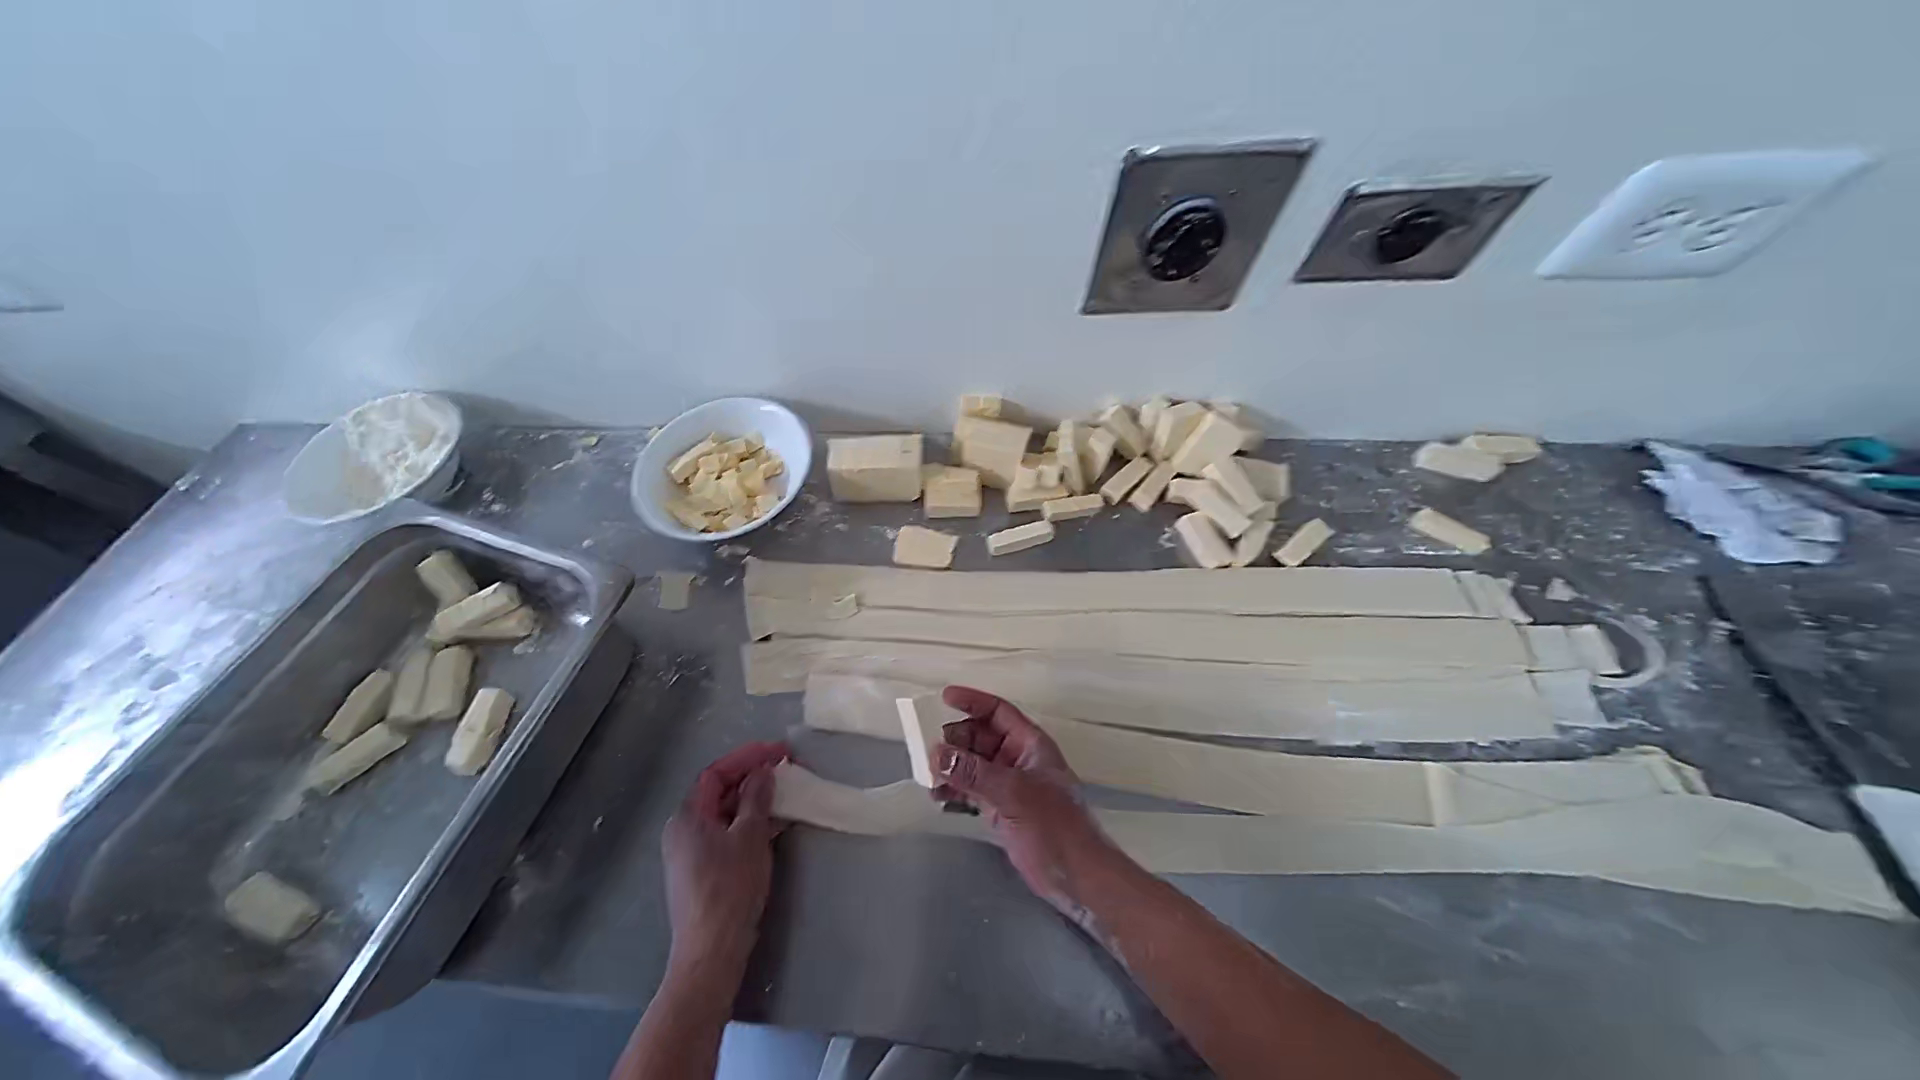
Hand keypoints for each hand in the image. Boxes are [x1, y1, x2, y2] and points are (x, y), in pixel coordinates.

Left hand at [661, 741, 788, 973]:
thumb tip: (764, 772)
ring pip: (725, 813)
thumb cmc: (730, 888)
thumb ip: (756, 799)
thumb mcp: (750, 837)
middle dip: (752, 776)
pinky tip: (775, 824)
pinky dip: (749, 823)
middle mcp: (683, 829)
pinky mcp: (702, 871)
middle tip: (785, 768)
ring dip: (754, 800)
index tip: (778, 751)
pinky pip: (727, 833)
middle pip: (718, 791)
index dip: (747, 757)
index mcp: (688, 816)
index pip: (716, 772)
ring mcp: (691, 852)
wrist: (711, 952)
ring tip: (786, 792)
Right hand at [935, 687, 1117, 916]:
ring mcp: (1009, 785)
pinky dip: (955, 789)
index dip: (973, 702)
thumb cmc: (1055, 826)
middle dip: (955, 741)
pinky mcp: (1001, 809)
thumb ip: (975, 773)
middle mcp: (1018, 759)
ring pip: (972, 764)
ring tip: (929, 778)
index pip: (998, 712)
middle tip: (929, 751)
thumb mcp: (1014, 793)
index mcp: (1030, 744)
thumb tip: (937, 754)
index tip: (944, 698)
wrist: (1078, 878)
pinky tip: (939, 796)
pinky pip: (972, 789)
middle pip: (980, 737)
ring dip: (951, 767)